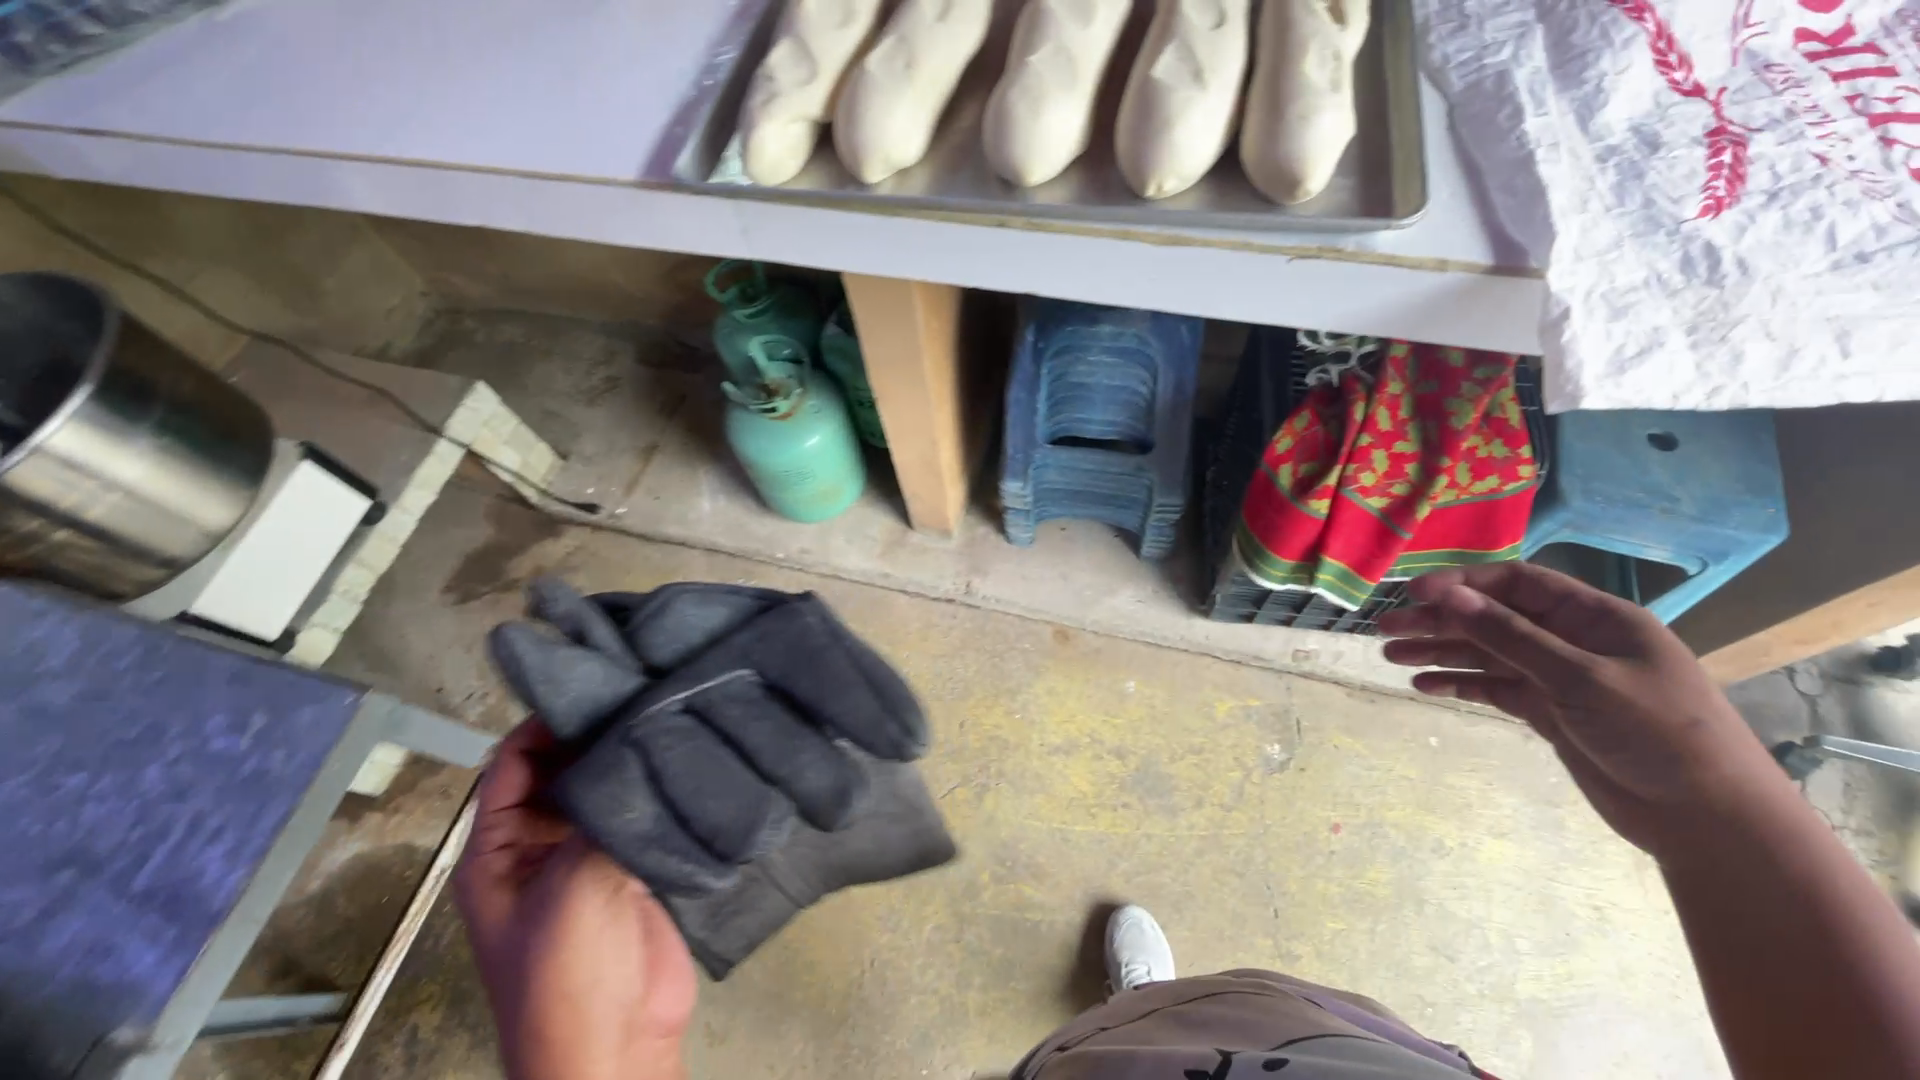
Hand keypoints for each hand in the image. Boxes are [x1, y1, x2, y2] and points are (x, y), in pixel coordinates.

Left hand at [455, 719, 698, 1079]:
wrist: (616, 1049)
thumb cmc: (569, 975)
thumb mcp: (571, 890)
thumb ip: (600, 817)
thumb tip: (635, 746)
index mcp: (496, 852)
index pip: (512, 766)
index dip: (544, 724)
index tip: (597, 684)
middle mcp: (536, 848)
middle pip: (560, 774)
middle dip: (593, 737)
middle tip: (644, 689)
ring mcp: (585, 861)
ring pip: (603, 794)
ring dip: (629, 762)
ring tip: (670, 714)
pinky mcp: (630, 873)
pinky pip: (637, 819)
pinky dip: (656, 791)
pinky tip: (686, 760)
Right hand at [1378, 563, 1787, 855]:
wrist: (1707, 817)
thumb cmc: (1657, 733)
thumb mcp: (1580, 677)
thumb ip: (1510, 636)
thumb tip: (1448, 596)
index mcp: (1594, 617)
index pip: (1516, 584)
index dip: (1463, 585)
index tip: (1413, 595)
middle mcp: (1573, 640)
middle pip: (1493, 619)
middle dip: (1439, 622)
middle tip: (1384, 630)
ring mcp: (1560, 678)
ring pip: (1488, 654)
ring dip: (1440, 652)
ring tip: (1391, 657)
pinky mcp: (1551, 713)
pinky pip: (1495, 688)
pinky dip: (1460, 685)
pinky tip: (1426, 686)